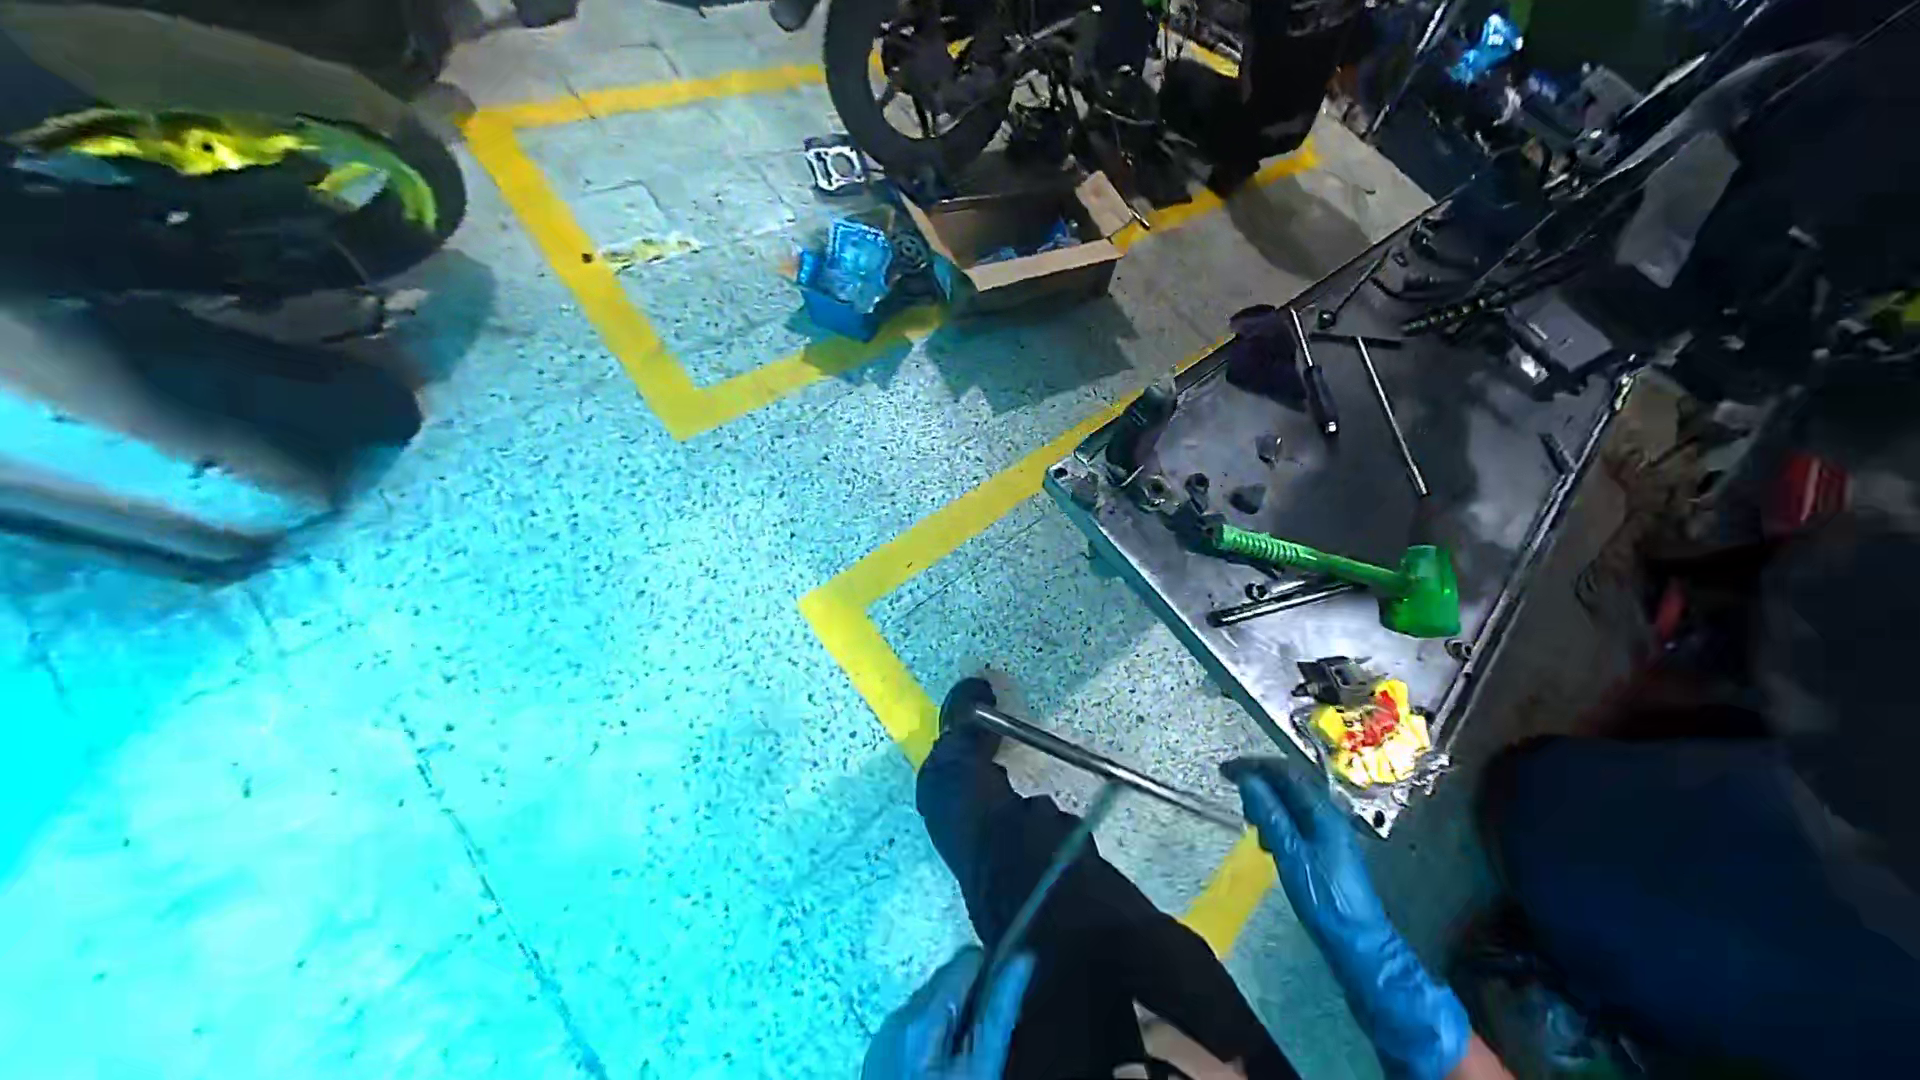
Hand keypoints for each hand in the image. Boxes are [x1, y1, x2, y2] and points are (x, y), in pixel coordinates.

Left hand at [863, 947, 1035, 1079]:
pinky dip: (936, 1034)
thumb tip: (1024, 959)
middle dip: (974, 999)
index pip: (966, 961)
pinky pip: (916, 1024)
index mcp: (921, 1016)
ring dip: (956, 1017)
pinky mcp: (880, 1054)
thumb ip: (1000, 1011)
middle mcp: (898, 1014)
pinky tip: (946, 1068)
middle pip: (947, 979)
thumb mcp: (981, 1070)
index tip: (1008, 1008)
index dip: (992, 976)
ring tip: (970, 1059)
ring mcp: (885, 1035)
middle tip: (990, 1044)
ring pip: (933, 1001)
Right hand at [1223, 758, 1469, 1079]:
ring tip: (1250, 820)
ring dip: (1267, 803)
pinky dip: (1275, 821)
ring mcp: (1329, 832)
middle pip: (1290, 783)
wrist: (1358, 942)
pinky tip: (1267, 841)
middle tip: (1236, 794)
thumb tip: (1248, 780)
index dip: (1254, 766)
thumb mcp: (1290, 853)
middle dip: (1260, 783)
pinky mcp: (1326, 848)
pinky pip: (1295, 820)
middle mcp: (1329, 815)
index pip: (1286, 772)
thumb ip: (1269, 814)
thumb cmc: (1323, 897)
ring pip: (1292, 802)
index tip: (1226, 769)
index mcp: (1323, 812)